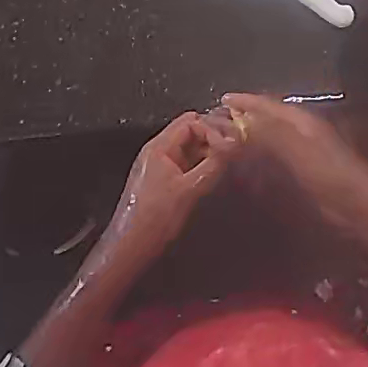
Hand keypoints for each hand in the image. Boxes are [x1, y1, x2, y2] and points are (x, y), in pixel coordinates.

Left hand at [101, 112, 238, 260]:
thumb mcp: (190, 189)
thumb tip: (232, 147)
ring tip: (228, 159)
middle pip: (190, 130)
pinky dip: (202, 162)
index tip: (230, 145)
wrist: (133, 244)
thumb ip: (212, 165)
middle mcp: (158, 150)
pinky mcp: (164, 177)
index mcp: (160, 146)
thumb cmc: (157, 216)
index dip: (213, 129)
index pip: (191, 122)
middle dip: (213, 137)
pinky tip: (216, 170)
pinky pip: (186, 161)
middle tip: (234, 149)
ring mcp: (161, 163)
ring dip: (209, 150)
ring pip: (190, 146)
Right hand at [221, 94, 367, 231]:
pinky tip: (249, 165)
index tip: (222, 99)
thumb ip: (269, 131)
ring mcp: (304, 151)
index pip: (268, 104)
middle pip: (268, 119)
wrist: (360, 206)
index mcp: (301, 120)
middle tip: (218, 121)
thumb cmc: (329, 173)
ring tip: (227, 140)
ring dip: (250, 137)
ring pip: (271, 138)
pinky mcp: (304, 170)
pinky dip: (260, 157)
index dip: (245, 100)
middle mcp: (302, 131)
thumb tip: (240, 117)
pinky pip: (276, 157)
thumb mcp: (297, 149)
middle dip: (244, 117)